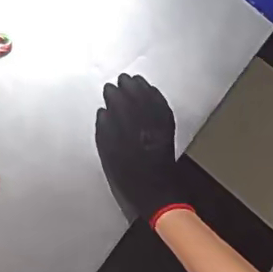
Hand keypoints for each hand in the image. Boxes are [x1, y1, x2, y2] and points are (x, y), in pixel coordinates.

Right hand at [95, 73, 187, 225]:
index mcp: (128, 132)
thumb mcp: (110, 157)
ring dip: (143, 88)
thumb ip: (105, 132)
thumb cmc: (129, 178)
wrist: (157, 193)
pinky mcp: (169, 130)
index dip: (114, 94)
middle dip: (129, 86)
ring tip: (135, 80)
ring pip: (152, 100)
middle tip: (121, 78)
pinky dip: (158, 97)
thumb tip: (104, 111)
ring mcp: (159, 127)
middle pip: (137, 99)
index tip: (108, 87)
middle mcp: (145, 126)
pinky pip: (164, 108)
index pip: (120, 104)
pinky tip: (153, 91)